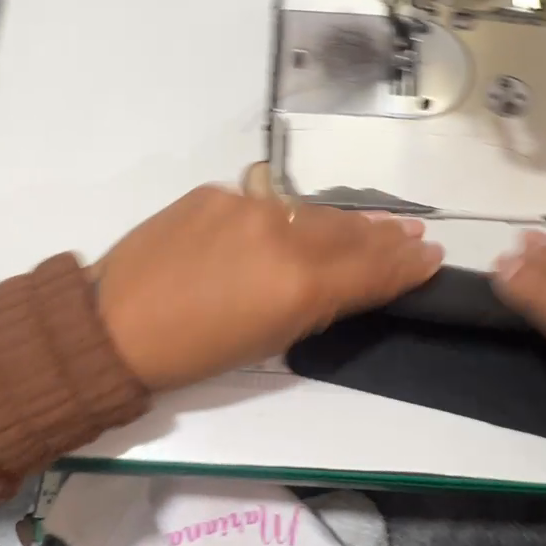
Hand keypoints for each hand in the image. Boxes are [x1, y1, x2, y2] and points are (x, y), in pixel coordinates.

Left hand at [94, 186, 443, 391]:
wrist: (113, 323)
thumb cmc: (193, 353)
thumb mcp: (268, 341)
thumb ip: (317, 305)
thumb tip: (350, 282)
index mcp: (298, 284)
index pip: (369, 270)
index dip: (404, 265)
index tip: (431, 256)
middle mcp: (281, 234)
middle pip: (348, 233)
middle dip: (385, 238)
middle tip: (414, 235)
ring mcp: (247, 206)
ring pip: (312, 212)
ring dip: (345, 223)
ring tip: (376, 225)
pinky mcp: (217, 192)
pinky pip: (266, 204)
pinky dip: (286, 218)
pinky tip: (296, 226)